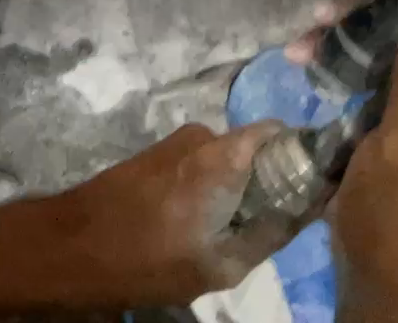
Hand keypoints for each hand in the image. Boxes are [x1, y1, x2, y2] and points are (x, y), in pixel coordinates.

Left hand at [15, 121, 311, 305]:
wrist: (76, 243)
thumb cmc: (150, 258)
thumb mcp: (223, 263)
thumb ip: (271, 230)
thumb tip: (312, 206)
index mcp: (221, 153)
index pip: (279, 133)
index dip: (305, 156)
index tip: (321, 188)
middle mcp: (201, 134)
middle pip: (256, 148)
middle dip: (272, 181)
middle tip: (277, 226)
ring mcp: (176, 141)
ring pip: (229, 159)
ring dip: (241, 188)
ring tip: (237, 231)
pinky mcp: (158, 152)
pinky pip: (205, 163)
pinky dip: (216, 187)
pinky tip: (206, 224)